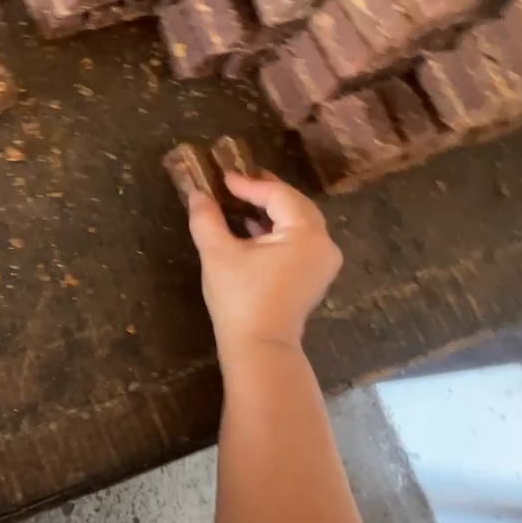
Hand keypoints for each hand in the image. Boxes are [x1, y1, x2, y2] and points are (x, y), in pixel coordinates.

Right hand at [185, 172, 342, 354]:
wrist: (258, 345)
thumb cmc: (239, 297)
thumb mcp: (217, 254)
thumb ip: (207, 219)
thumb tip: (198, 194)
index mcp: (305, 233)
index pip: (278, 195)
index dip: (249, 184)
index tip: (223, 177)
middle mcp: (323, 243)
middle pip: (295, 205)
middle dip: (266, 193)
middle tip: (238, 182)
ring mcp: (323, 261)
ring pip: (299, 223)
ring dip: (271, 211)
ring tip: (242, 203)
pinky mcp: (314, 276)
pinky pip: (299, 241)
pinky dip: (277, 230)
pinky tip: (253, 230)